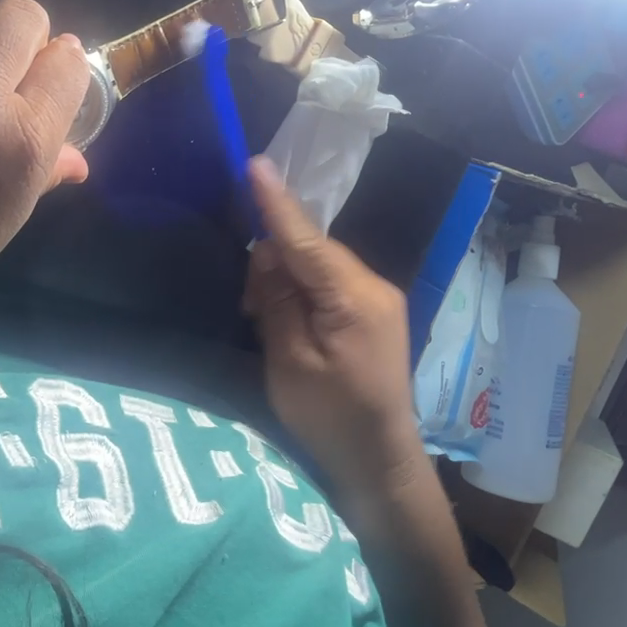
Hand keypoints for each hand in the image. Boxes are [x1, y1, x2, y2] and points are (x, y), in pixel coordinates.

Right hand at [242, 156, 421, 495]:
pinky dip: (301, 294)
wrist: (378, 462)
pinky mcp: (372, 314)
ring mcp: (376, 300)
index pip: (305, 239)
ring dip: (285, 282)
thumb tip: (267, 251)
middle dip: (274, 261)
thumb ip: (277, 300)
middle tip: (247, 304)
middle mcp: (372, 287)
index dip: (274, 203)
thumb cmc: (330, 417)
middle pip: (311, 250)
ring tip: (264, 320)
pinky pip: (328, 285)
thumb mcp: (290, 361)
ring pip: (318, 267)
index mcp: (354, 297)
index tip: (254, 164)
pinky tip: (286, 321)